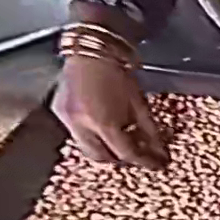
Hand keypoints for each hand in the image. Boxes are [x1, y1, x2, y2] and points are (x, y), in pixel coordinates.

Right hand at [52, 54, 166, 167]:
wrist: (92, 53)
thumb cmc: (121, 78)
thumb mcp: (142, 107)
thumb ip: (151, 134)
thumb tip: (160, 154)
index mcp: (103, 123)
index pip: (126, 153)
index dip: (146, 162)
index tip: (160, 165)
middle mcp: (79, 124)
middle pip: (101, 157)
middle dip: (123, 160)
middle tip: (141, 156)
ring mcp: (65, 118)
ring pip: (87, 148)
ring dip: (108, 150)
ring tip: (126, 143)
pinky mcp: (58, 111)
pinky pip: (78, 135)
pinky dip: (96, 138)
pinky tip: (110, 131)